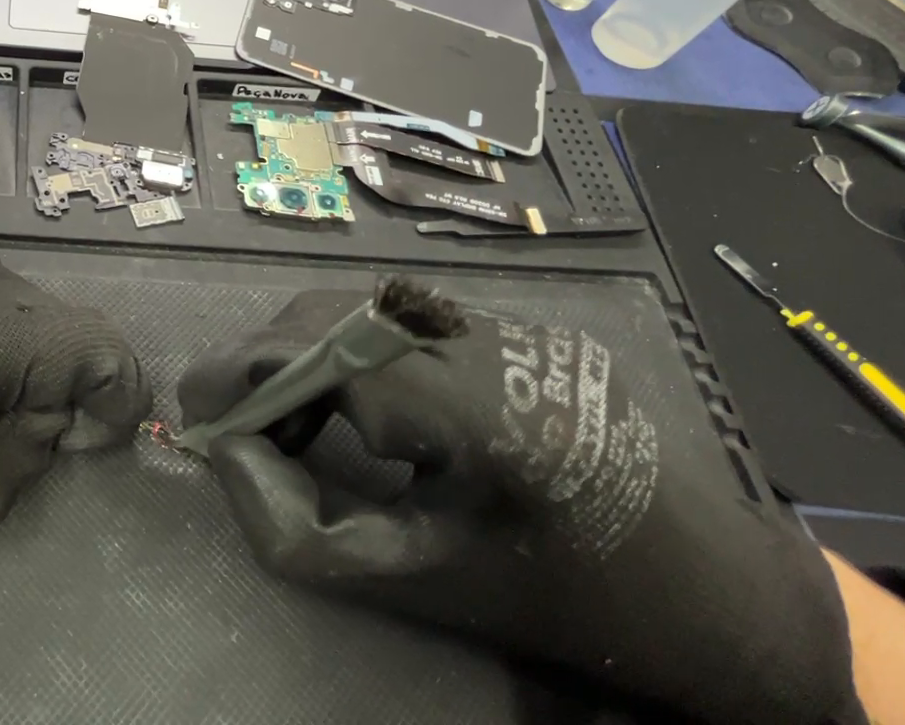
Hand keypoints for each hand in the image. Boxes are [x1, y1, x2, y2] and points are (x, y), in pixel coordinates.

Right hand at [179, 289, 863, 724]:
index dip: (238, 373)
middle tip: (239, 425)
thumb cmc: (554, 599)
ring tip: (290, 419)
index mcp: (479, 411)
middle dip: (262, 362)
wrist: (708, 589)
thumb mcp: (405, 582)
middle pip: (330, 313)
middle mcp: (493, 341)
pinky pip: (400, 318)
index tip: (196, 415)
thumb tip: (221, 448)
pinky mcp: (519, 324)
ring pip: (359, 305)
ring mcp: (512, 323)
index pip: (319, 353)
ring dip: (302, 352)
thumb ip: (290, 523)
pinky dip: (349, 352)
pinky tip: (354, 407)